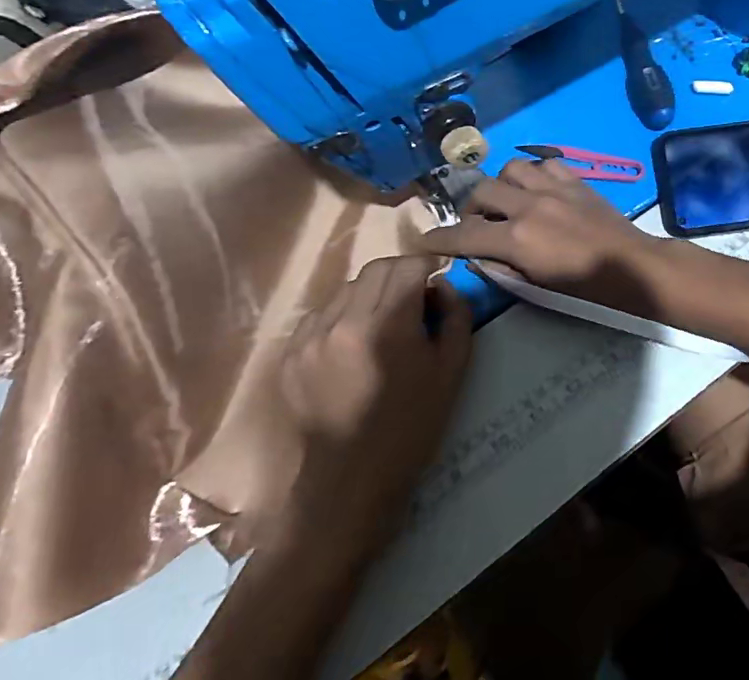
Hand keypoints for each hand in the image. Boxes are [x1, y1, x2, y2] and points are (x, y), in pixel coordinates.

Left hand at [280, 254, 473, 514]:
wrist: (348, 484)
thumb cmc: (411, 427)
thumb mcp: (453, 370)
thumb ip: (457, 316)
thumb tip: (446, 286)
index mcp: (386, 324)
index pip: (410, 265)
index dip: (430, 271)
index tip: (440, 291)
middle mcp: (342, 321)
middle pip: (378, 268)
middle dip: (403, 277)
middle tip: (418, 305)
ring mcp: (310, 337)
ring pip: (349, 288)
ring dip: (374, 294)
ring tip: (386, 328)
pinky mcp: (291, 354)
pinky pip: (324, 313)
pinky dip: (346, 316)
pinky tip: (358, 346)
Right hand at [421, 158, 670, 312]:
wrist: (631, 265)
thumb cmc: (585, 287)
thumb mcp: (536, 287)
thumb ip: (501, 269)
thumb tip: (476, 256)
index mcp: (517, 238)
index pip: (464, 234)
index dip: (439, 238)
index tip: (426, 240)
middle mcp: (530, 205)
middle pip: (481, 191)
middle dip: (471, 209)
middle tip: (479, 224)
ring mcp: (554, 188)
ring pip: (511, 169)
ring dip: (503, 186)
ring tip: (510, 202)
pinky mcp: (575, 180)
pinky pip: (544, 164)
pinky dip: (534, 174)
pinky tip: (540, 190)